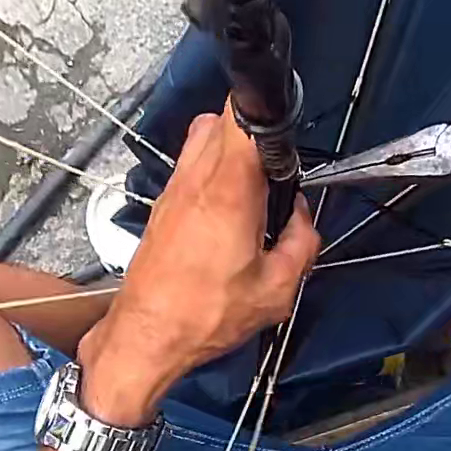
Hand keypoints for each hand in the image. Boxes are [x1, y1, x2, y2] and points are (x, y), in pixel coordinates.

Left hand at [77, 106, 317, 424]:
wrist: (148, 336)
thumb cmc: (205, 316)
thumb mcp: (276, 292)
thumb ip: (302, 245)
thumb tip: (300, 219)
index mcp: (229, 191)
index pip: (243, 115)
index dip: (270, 114)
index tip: (286, 143)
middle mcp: (195, 179)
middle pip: (225, 119)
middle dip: (255, 138)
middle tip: (272, 181)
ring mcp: (173, 189)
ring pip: (203, 138)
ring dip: (231, 154)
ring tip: (249, 198)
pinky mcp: (161, 206)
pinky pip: (190, 168)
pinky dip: (211, 176)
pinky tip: (224, 217)